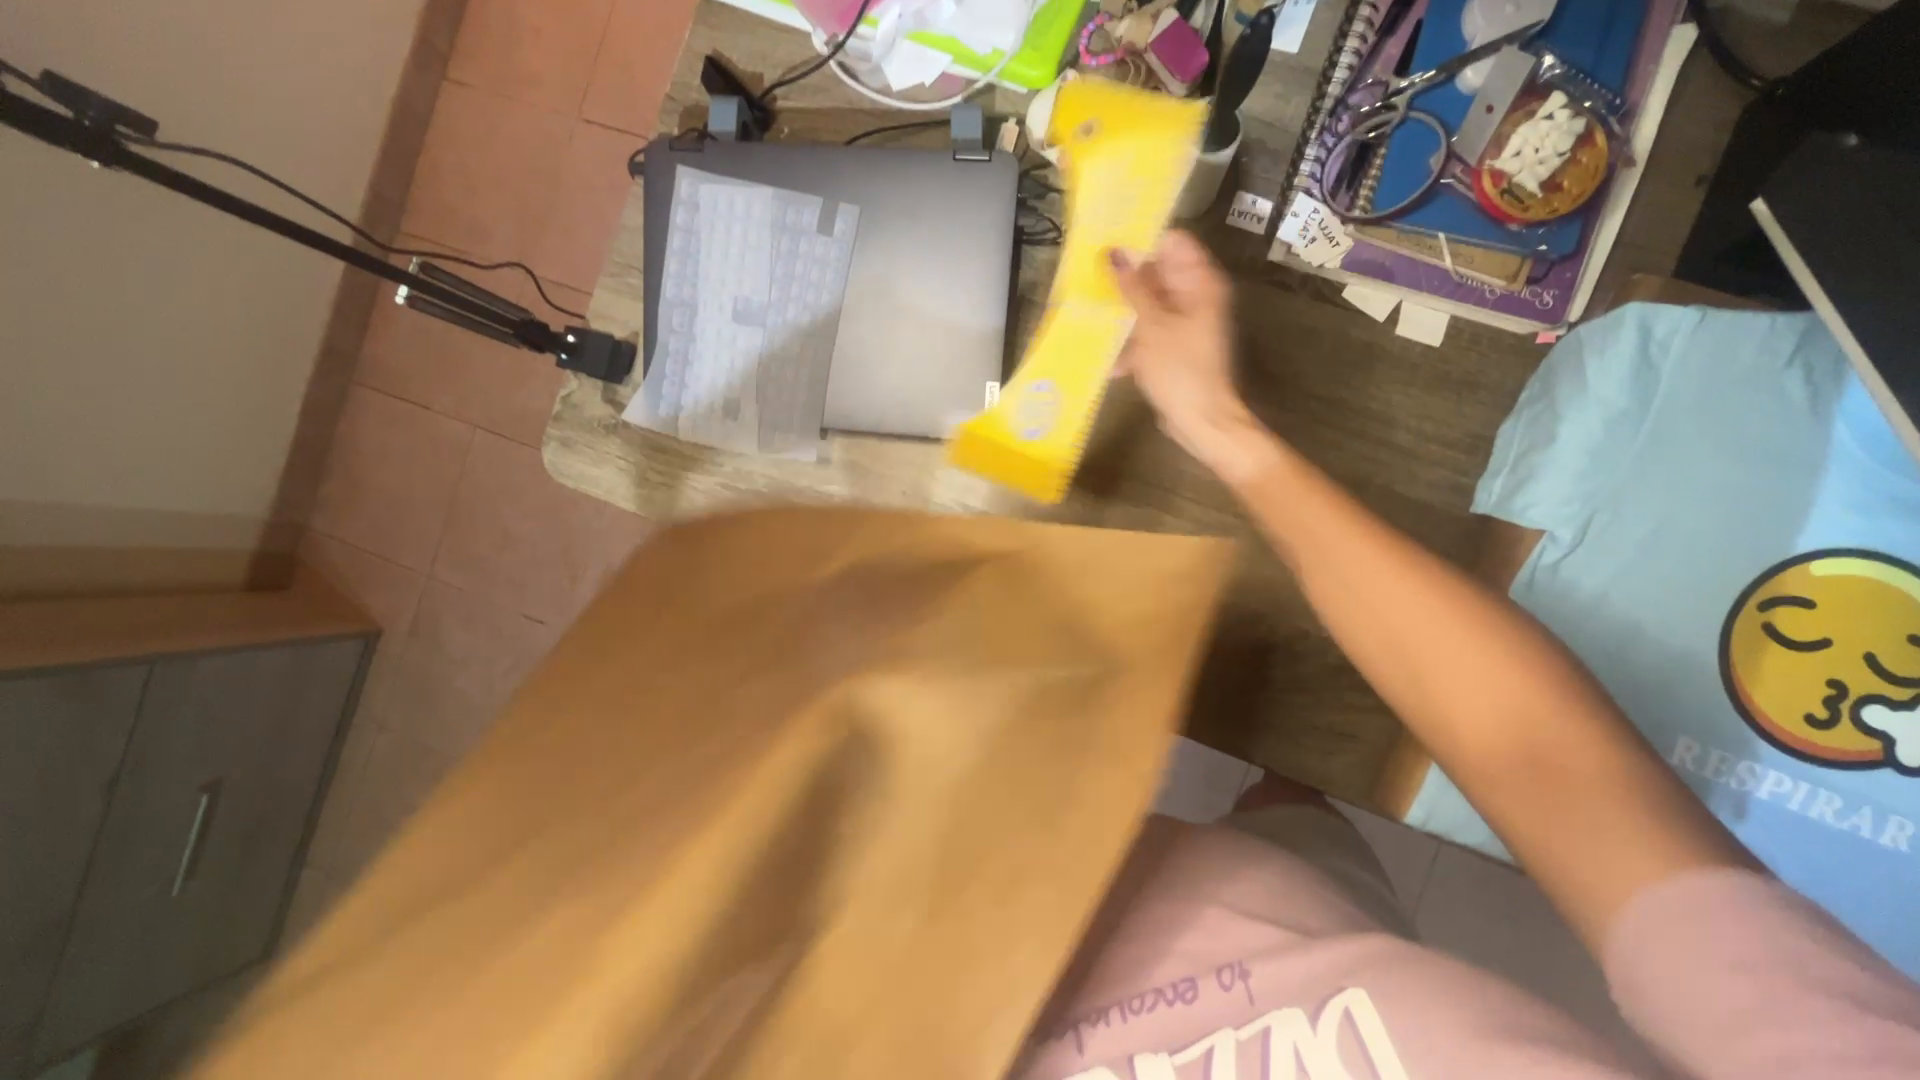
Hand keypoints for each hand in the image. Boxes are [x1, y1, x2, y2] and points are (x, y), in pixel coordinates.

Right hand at [1108, 231, 1268, 478]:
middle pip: (1159, 272)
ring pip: (1150, 303)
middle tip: (1090, 274)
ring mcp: (1187, 322)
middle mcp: (1197, 296)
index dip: (1143, 238)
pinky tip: (1112, 359)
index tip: (1109, 240)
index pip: (1173, 241)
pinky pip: (1151, 331)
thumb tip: (1115, 252)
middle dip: (1126, 276)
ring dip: (1125, 311)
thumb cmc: (1181, 370)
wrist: (1201, 421)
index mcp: (1200, 282)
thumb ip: (1133, 287)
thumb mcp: (1151, 325)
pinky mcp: (1176, 346)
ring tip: (1092, 313)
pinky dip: (1133, 341)